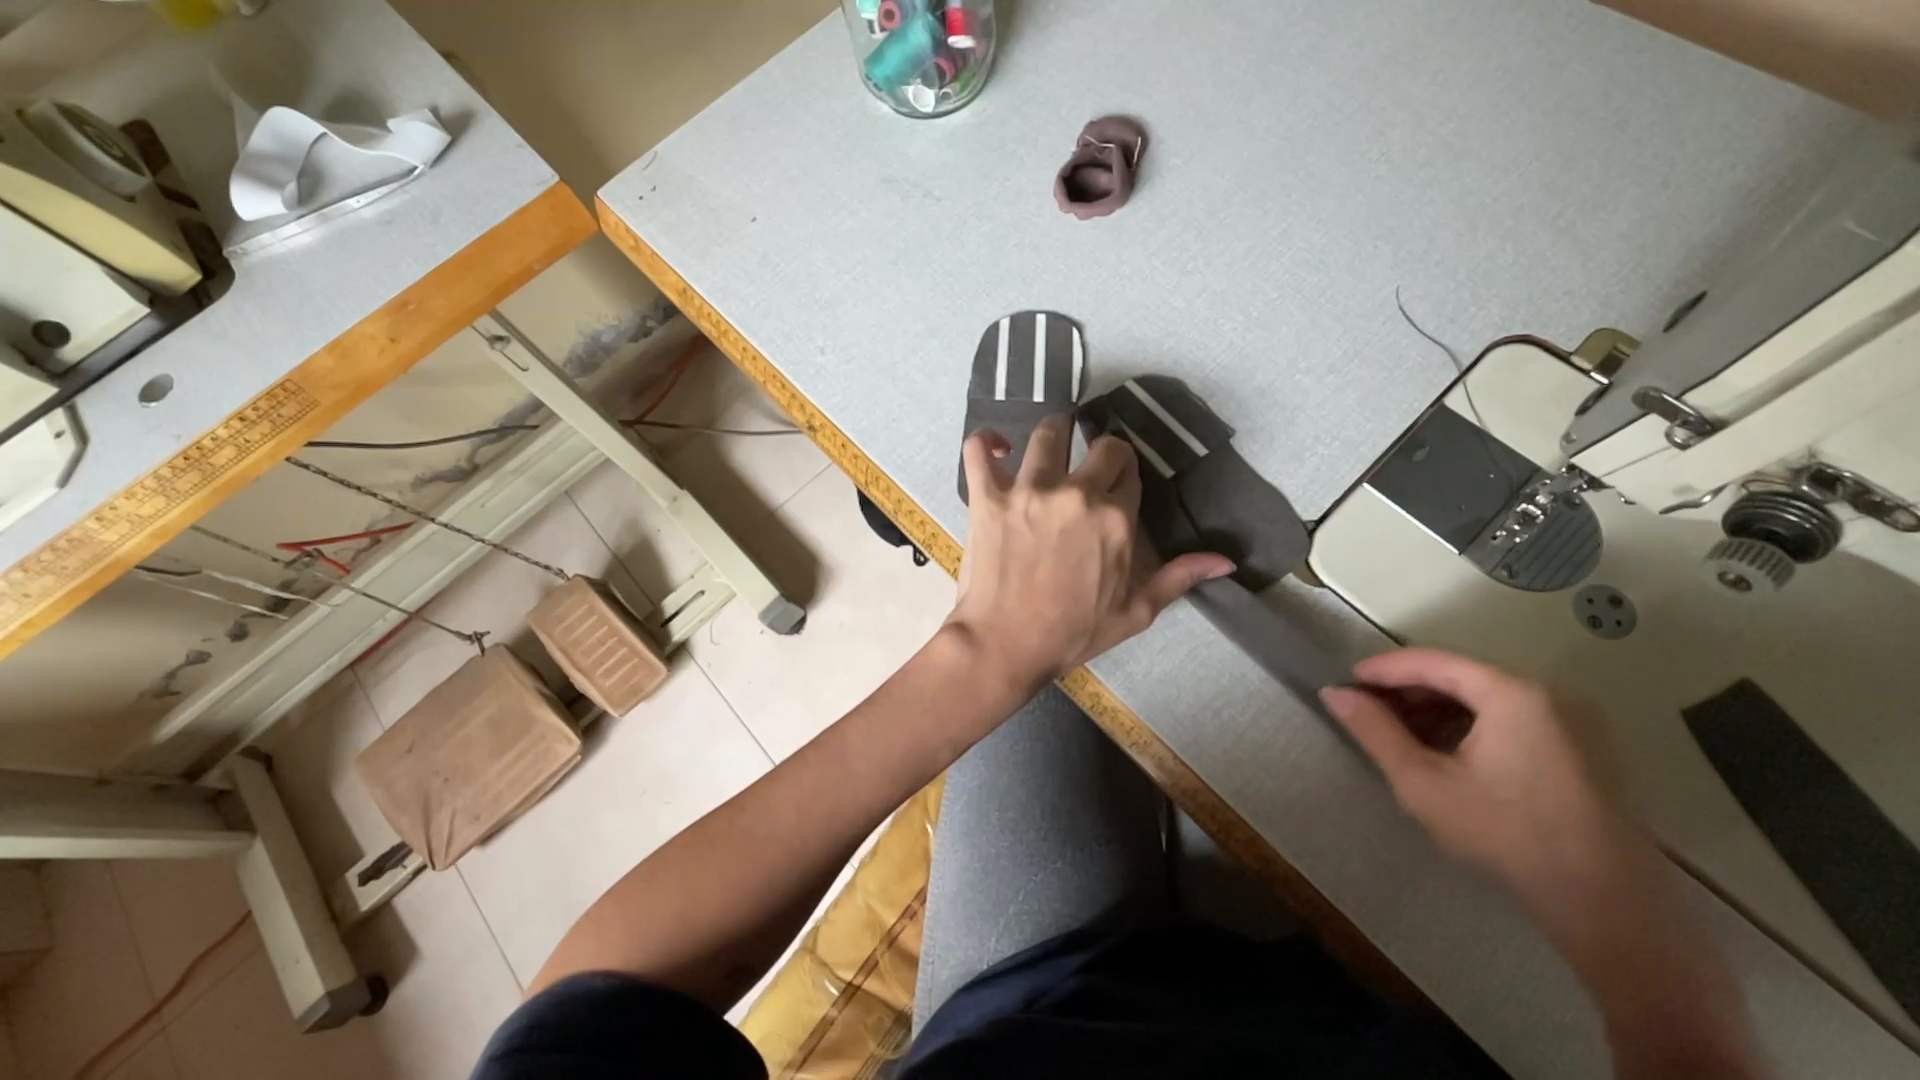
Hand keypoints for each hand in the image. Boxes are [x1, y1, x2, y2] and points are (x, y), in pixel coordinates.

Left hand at [949, 415, 1232, 695]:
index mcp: (1116, 518)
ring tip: (1053, 448)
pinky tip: (997, 447)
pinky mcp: (988, 496)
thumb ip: (1178, 577)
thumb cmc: (1072, 633)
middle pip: (1102, 446)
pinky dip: (987, 441)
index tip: (1116, 492)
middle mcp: (1076, 494)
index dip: (1126, 481)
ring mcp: (1028, 491)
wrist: (1004, 645)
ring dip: (1055, 435)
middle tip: (1091, 469)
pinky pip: (980, 449)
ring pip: (1048, 433)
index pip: (1131, 476)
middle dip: (1103, 452)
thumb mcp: (1135, 611)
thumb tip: (1225, 561)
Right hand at [1320, 648, 1635, 908]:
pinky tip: (1444, 751)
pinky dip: (1470, 724)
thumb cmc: (1503, 832)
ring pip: (1485, 696)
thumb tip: (1335, 694)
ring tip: (1399, 733)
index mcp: (1509, 691)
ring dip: (1437, 707)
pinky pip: (1510, 717)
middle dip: (1408, 689)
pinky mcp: (1578, 746)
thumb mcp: (1422, 782)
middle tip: (1367, 711)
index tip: (1345, 683)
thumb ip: (1375, 731)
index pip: (1431, 661)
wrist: (1598, 896)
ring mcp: (1568, 719)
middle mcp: (1544, 692)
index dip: (1382, 669)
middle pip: (1461, 674)